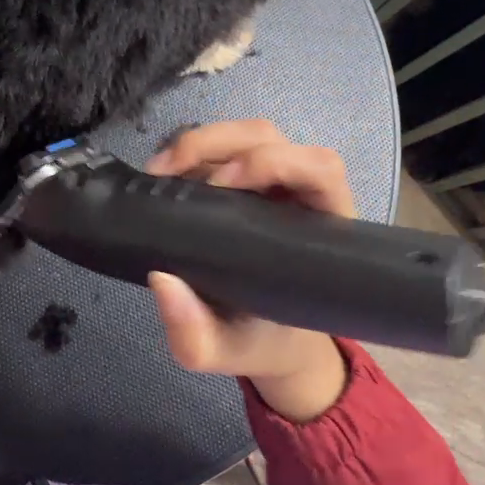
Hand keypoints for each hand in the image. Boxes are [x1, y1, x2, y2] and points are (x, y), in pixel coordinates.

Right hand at [144, 120, 354, 421]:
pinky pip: (221, 145)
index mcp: (323, 227)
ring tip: (161, 171)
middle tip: (171, 173)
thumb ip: (195, 334)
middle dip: (218, 143)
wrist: (266, 341)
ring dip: (200, 142)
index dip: (275, 162)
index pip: (320, 168)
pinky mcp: (241, 175)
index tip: (223, 186)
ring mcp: (271, 178)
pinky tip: (163, 174)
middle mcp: (301, 191)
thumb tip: (162, 280)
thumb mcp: (225, 352)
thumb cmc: (259, 341)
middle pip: (269, 136)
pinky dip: (190, 149)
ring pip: (245, 133)